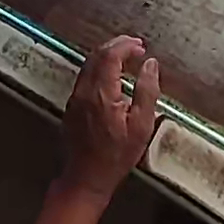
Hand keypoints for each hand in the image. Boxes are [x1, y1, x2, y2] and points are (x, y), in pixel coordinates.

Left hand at [57, 35, 159, 204]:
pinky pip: (85, 76)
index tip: (141, 47)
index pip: (110, 55)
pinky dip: (100, 66)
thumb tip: (151, 64)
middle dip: (117, 45)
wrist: (86, 178)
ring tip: (127, 56)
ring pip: (89, 64)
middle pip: (97, 55)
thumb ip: (147, 91)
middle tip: (136, 46)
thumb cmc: (116, 155)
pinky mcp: (72, 105)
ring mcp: (75, 98)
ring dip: (108, 54)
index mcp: (102, 94)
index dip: (126, 46)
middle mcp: (84, 91)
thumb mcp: (141, 126)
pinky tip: (113, 74)